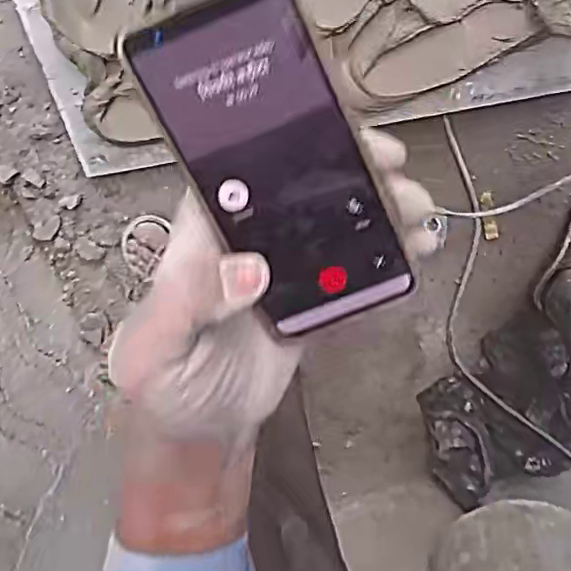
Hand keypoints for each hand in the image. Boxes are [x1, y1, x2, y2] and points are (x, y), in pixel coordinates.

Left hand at [109, 129, 440, 444]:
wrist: (200, 432)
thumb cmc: (163, 385)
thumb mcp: (156, 347)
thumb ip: (188, 305)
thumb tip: (247, 270)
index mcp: (204, 236)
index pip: (246, 173)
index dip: (290, 148)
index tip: (333, 139)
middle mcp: (247, 240)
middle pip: (302, 188)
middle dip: (352, 170)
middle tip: (393, 169)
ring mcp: (283, 267)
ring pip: (333, 222)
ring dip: (377, 209)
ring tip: (414, 209)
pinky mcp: (309, 298)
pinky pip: (350, 270)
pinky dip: (383, 258)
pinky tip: (410, 251)